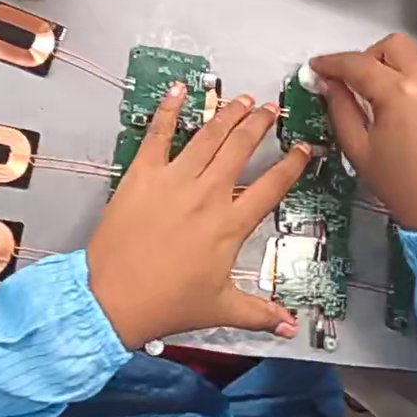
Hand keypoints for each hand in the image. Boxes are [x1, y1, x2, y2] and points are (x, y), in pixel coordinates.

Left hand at [87, 84, 312, 349]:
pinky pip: (158, 135)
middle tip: (269, 109)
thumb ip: (259, 312)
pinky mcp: (142, 174)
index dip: (291, 165)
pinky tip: (179, 90)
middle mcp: (207, 195)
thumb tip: (290, 326)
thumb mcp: (220, 308)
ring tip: (241, 100)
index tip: (303, 149)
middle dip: (259, 125)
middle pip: (241, 149)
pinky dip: (168, 110)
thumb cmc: (167, 303)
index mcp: (230, 225)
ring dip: (227, 114)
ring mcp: (174, 180)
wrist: (113, 298)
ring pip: (208, 136)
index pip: (271, 186)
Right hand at [310, 33, 416, 231]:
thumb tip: (327, 84)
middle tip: (346, 79)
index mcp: (401, 94)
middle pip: (390, 46)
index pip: (359, 63)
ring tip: (366, 92)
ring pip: (410, 54)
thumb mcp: (357, 146)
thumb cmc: (400, 184)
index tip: (316, 67)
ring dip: (384, 64)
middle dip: (364, 57)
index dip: (332, 63)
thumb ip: (339, 107)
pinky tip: (389, 100)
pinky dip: (403, 75)